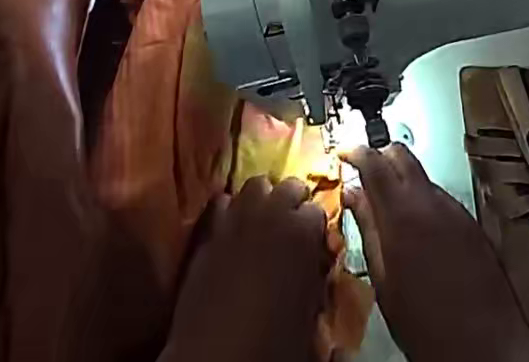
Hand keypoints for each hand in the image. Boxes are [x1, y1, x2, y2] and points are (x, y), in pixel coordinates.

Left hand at [159, 175, 331, 361]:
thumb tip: (317, 265)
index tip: (315, 244)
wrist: (217, 356)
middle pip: (290, 186)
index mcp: (302, 232)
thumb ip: (316, 278)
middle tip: (293, 229)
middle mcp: (271, 212)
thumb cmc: (273, 341)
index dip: (317, 229)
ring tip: (265, 222)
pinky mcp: (210, 228)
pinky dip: (233, 209)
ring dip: (265, 199)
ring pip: (257, 185)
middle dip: (294, 202)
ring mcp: (238, 216)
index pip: (318, 210)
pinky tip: (234, 229)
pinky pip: (224, 202)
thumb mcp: (309, 313)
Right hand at [342, 143, 528, 361]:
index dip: (355, 151)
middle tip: (363, 172)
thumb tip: (353, 197)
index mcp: (401, 213)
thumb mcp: (383, 280)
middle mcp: (429, 201)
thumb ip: (367, 228)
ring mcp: (453, 209)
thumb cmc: (430, 327)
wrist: (488, 348)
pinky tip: (417, 229)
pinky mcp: (471, 222)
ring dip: (401, 180)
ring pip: (420, 174)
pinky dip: (422, 200)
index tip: (345, 153)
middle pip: (401, 153)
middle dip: (379, 156)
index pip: (373, 160)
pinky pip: (439, 196)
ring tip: (388, 210)